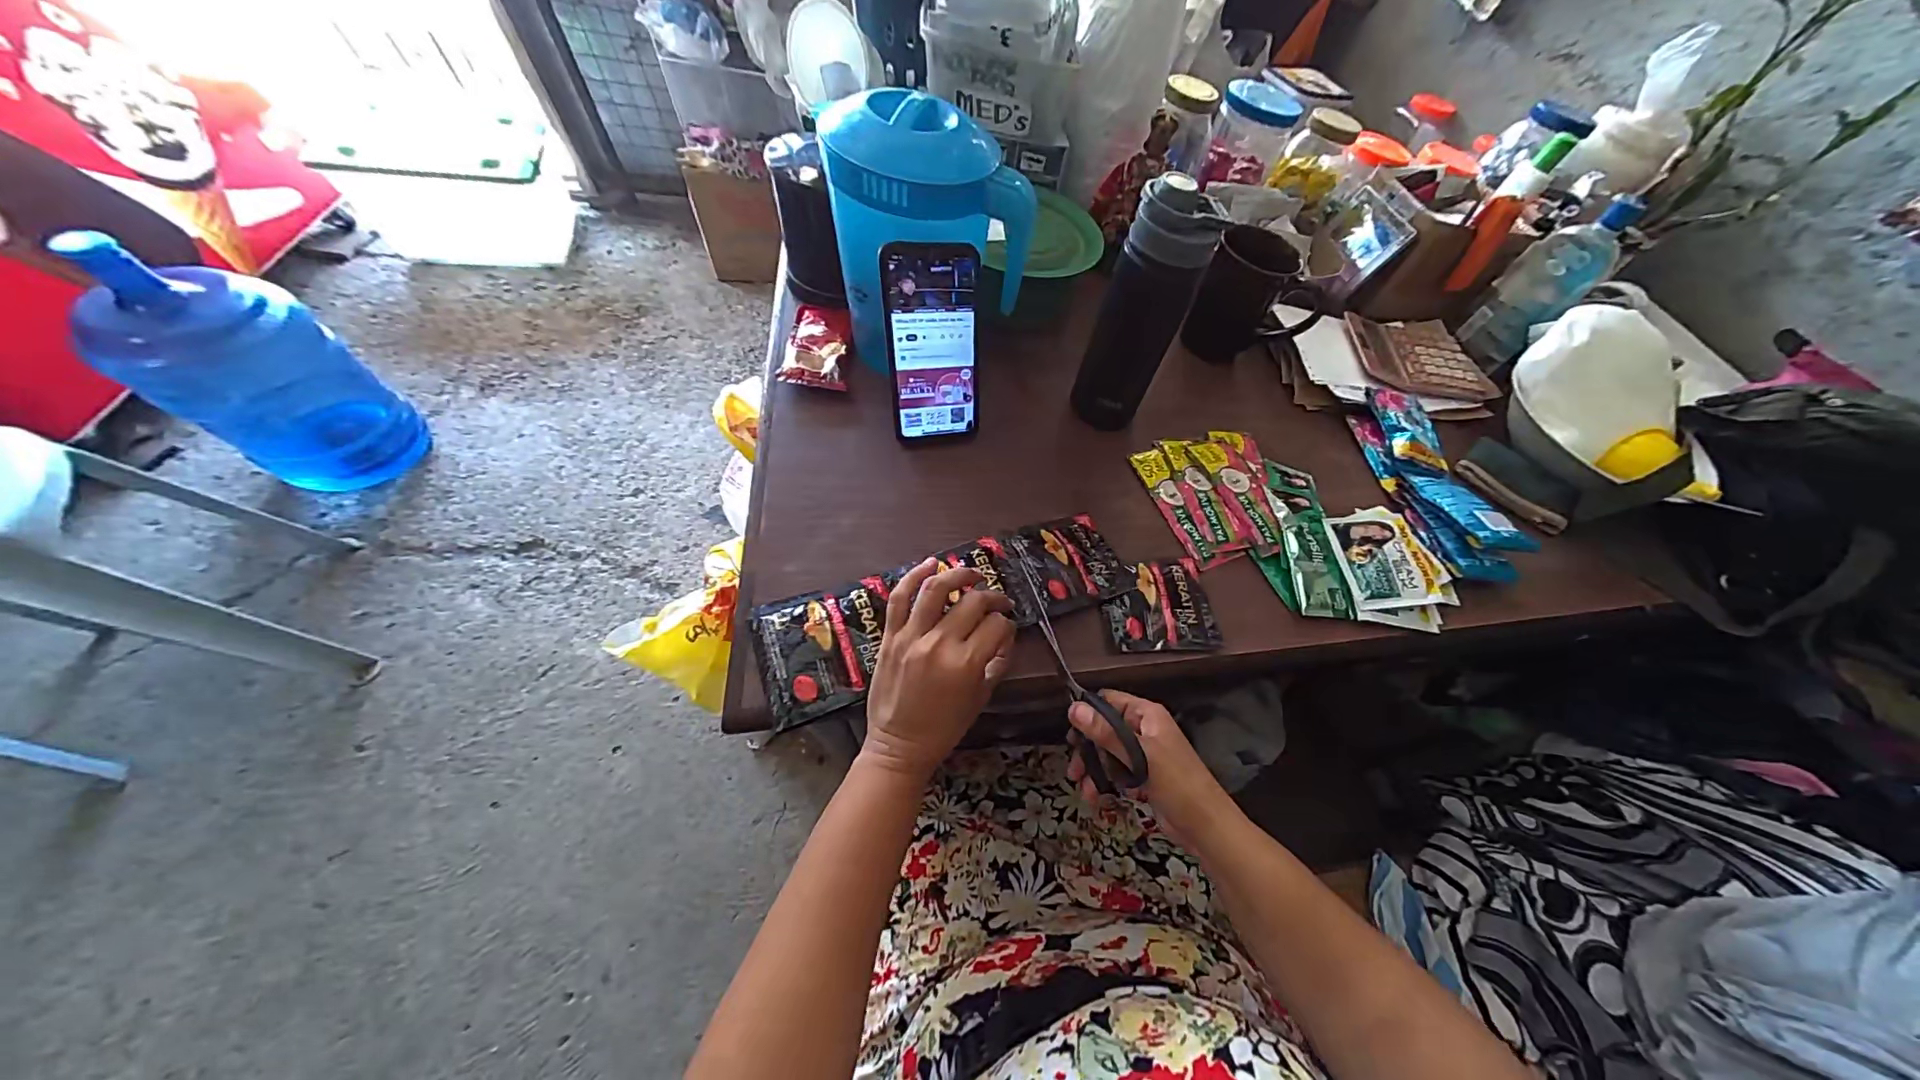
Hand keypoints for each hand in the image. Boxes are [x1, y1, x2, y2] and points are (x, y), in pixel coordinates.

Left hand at [861, 557, 1015, 781]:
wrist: (899, 745)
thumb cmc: (944, 727)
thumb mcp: (981, 697)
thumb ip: (997, 661)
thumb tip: (1006, 633)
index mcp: (966, 664)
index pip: (996, 626)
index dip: (1007, 623)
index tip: (1007, 627)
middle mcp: (939, 644)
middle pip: (973, 603)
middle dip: (993, 598)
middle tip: (998, 602)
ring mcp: (911, 637)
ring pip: (936, 589)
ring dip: (958, 575)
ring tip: (971, 574)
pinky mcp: (890, 637)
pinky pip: (899, 598)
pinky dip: (913, 576)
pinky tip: (930, 564)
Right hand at [1067, 689, 1235, 851]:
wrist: (1206, 827)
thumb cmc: (1177, 784)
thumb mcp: (1139, 755)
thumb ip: (1105, 732)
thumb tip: (1074, 709)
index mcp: (1147, 715)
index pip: (1109, 701)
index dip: (1088, 713)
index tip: (1071, 733)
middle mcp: (1144, 730)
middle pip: (1104, 729)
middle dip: (1088, 750)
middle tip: (1073, 769)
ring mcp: (1144, 754)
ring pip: (1108, 753)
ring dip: (1094, 770)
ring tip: (1085, 790)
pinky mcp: (1143, 777)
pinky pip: (1117, 773)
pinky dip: (1105, 783)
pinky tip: (1098, 797)